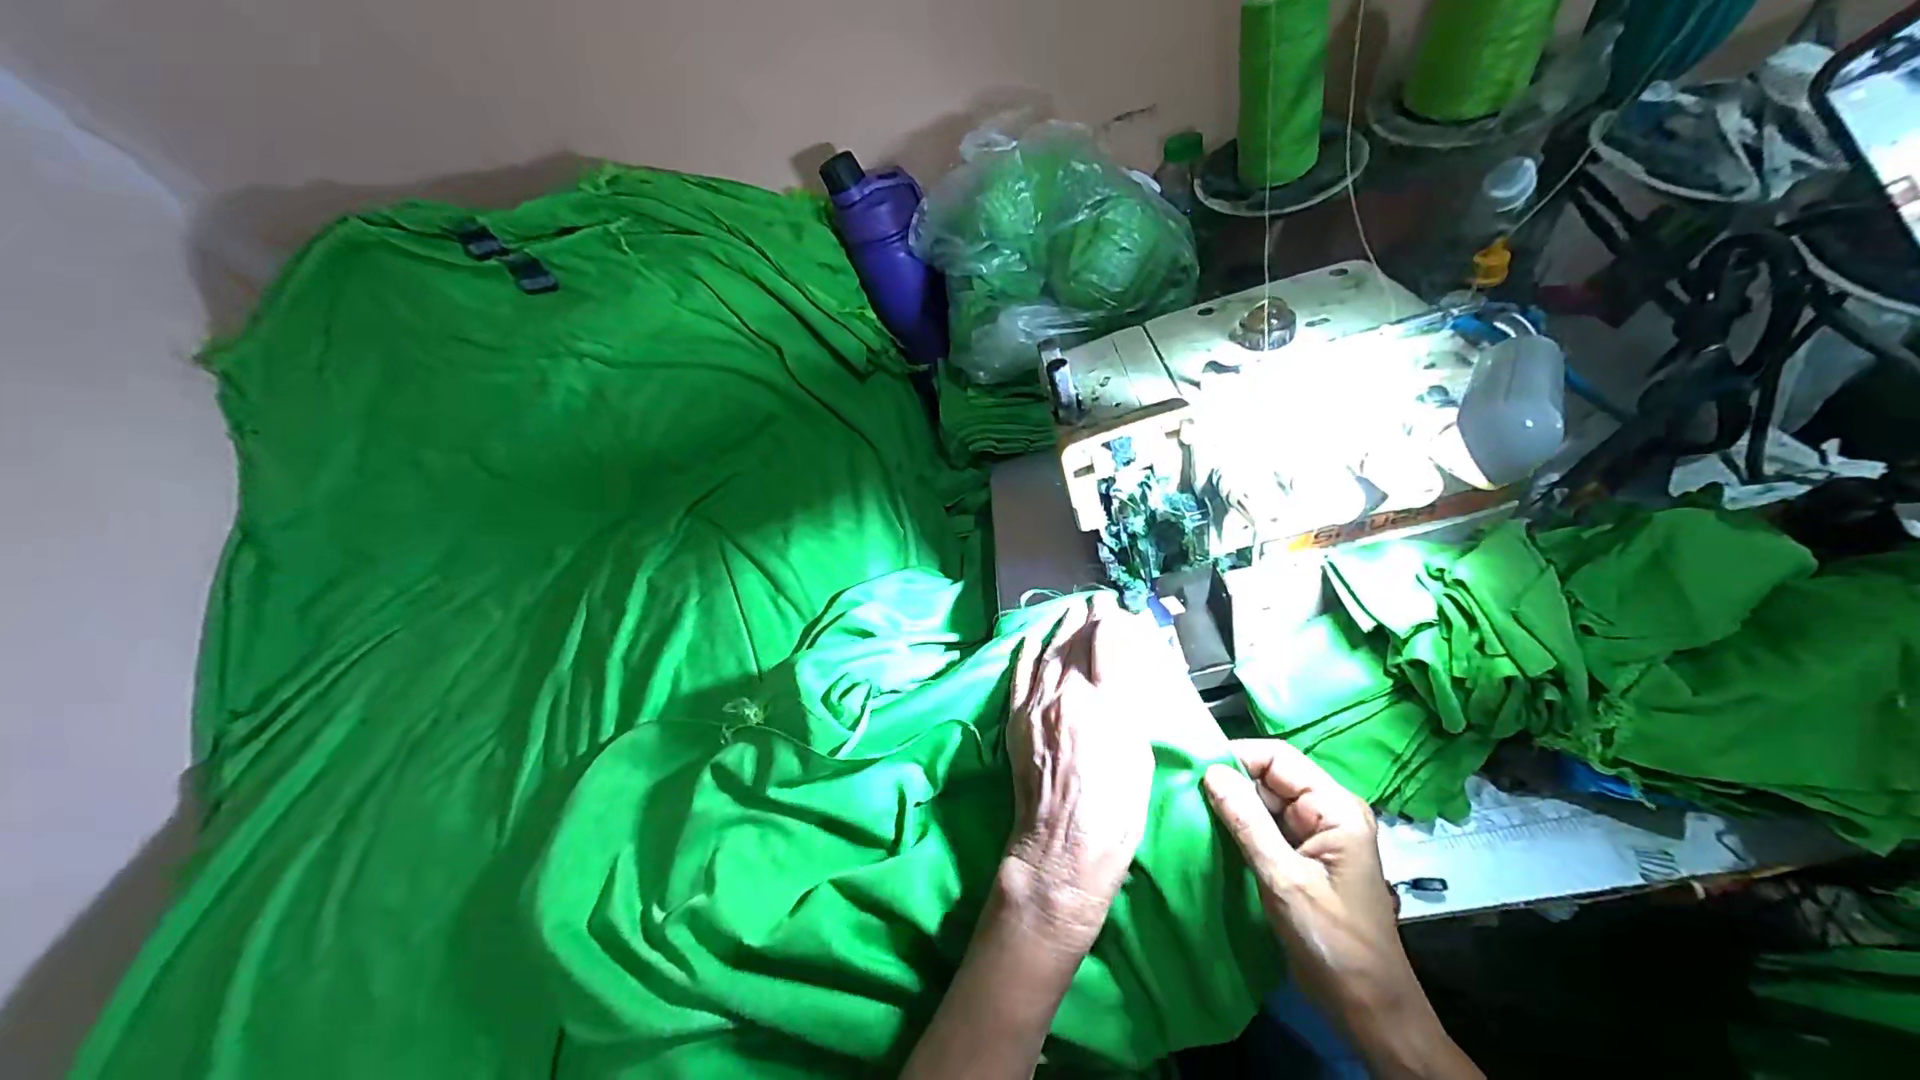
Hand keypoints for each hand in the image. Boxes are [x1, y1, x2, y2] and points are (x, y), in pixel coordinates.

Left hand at [1002, 593, 1158, 949]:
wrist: (1060, 848)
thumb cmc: (1115, 812)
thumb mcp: (1138, 753)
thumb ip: (1129, 706)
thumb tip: (1125, 673)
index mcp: (1101, 702)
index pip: (1104, 644)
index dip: (1111, 622)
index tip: (1117, 608)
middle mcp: (1064, 694)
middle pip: (1074, 643)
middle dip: (1086, 618)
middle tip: (1096, 601)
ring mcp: (1035, 706)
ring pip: (1046, 654)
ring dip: (1059, 630)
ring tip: (1070, 612)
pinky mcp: (1016, 721)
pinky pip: (1018, 677)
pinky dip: (1024, 654)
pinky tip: (1029, 639)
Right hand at [1202, 740, 1480, 1079]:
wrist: (1368, 1008)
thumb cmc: (1335, 943)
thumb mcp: (1285, 880)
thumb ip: (1247, 822)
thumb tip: (1210, 771)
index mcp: (1335, 808)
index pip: (1278, 758)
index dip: (1236, 756)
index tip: (1194, 771)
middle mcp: (1327, 811)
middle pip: (1269, 776)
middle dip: (1229, 782)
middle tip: (1187, 795)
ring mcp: (1315, 833)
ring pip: (1262, 800)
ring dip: (1231, 806)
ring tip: (1193, 813)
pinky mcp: (1302, 855)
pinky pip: (1264, 826)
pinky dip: (1239, 827)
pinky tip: (1213, 835)